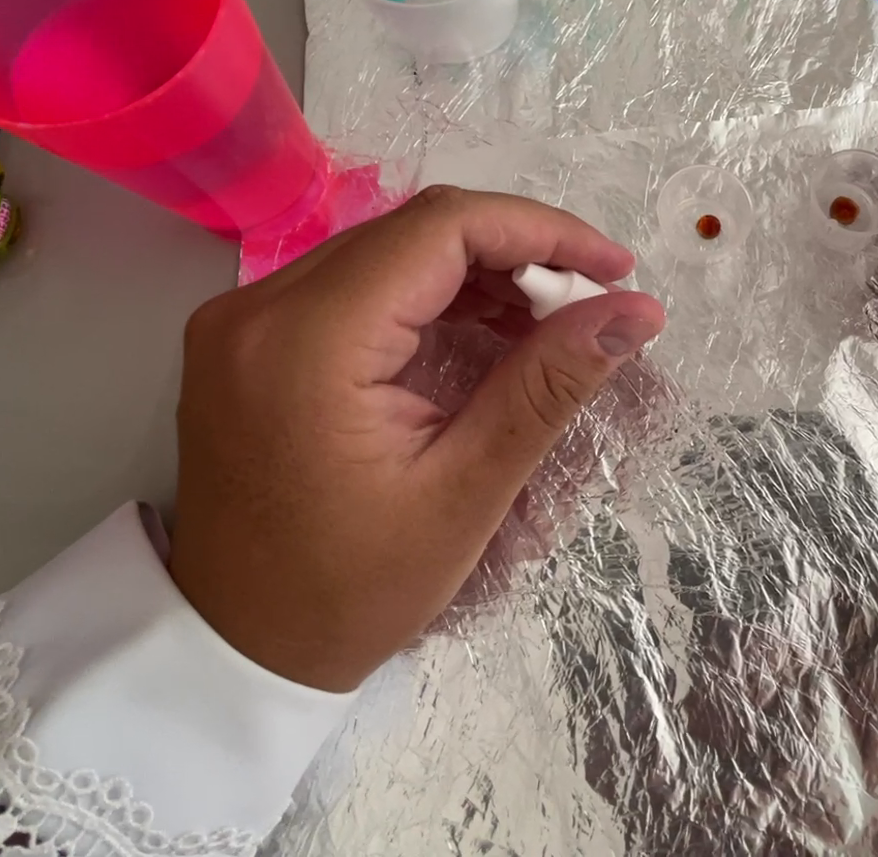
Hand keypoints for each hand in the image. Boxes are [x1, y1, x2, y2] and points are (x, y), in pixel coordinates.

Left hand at [166, 187, 665, 691]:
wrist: (238, 649)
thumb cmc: (354, 589)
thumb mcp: (469, 489)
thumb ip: (552, 384)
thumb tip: (639, 311)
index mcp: (307, 340)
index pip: (442, 227)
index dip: (543, 231)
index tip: (614, 269)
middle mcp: (260, 305)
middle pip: (418, 229)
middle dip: (520, 251)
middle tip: (590, 303)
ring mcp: (247, 317)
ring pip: (393, 250)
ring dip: (482, 271)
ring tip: (550, 322)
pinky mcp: (254, 337)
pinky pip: (364, 283)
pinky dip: (438, 295)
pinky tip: (488, 331)